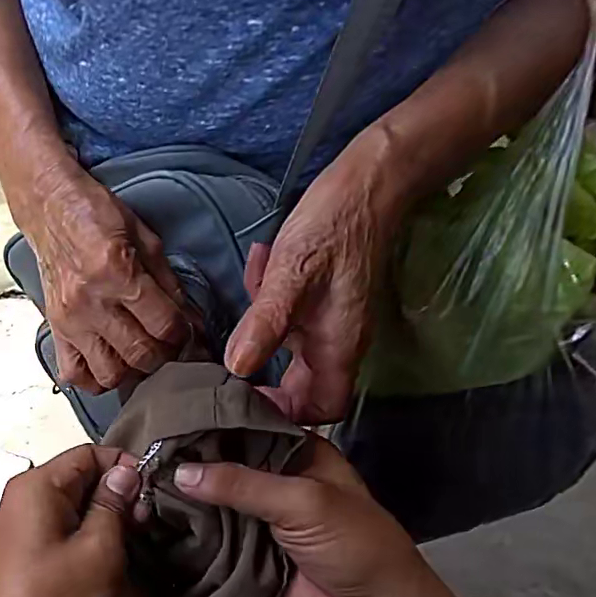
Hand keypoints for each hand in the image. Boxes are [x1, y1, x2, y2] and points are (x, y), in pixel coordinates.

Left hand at [0, 445, 139, 596]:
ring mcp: (21, 527)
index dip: (126, 467)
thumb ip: (114, 504)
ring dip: (104, 523)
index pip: (90, 452)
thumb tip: (126, 474)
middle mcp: (23, 499)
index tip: (152, 492)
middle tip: (143, 526)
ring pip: (74, 508)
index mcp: (37, 486)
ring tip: (125, 550)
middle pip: (81, 478)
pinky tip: (102, 564)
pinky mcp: (24, 553)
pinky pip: (61, 532)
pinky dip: (86, 542)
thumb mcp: (99, 549)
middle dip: (117, 497)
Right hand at [17, 166, 193, 392]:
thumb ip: (168, 283)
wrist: (50, 209)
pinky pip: (73, 375)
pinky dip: (92, 379)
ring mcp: (70, 321)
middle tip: (168, 347)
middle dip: (163, 356)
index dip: (183, 334)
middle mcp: (91, 302)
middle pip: (140, 354)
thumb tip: (189, 320)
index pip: (163, 324)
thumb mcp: (144, 238)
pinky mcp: (56, 330)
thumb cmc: (96, 216)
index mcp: (118, 272)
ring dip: (130, 372)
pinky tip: (106, 364)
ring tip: (138, 357)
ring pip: (109, 374)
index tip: (186, 333)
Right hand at [171, 440, 467, 596]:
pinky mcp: (244, 546)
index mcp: (298, 451)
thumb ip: (242, 484)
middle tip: (143, 451)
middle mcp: (275, 477)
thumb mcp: (303, 502)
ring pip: (214, 496)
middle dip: (190, 458)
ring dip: (185, 494)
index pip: (248, 424)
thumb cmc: (354, 544)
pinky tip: (154, 514)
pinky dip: (189, 526)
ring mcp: (258, 513)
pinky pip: (212, 531)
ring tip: (139, 479)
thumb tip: (180, 472)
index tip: (166, 418)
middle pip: (225, 461)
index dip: (211, 420)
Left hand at [224, 146, 405, 423]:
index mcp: (337, 348)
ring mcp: (326, 326)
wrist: (369, 180)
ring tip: (246, 305)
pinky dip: (266, 306)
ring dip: (259, 335)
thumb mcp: (292, 275)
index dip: (288, 416)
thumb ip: (266, 323)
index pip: (321, 409)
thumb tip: (238, 367)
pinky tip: (259, 271)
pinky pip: (284, 323)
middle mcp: (335, 344)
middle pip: (299, 390)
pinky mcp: (316, 306)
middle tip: (226, 369)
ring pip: (285, 355)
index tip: (251, 402)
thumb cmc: (335, 225)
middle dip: (262, 382)